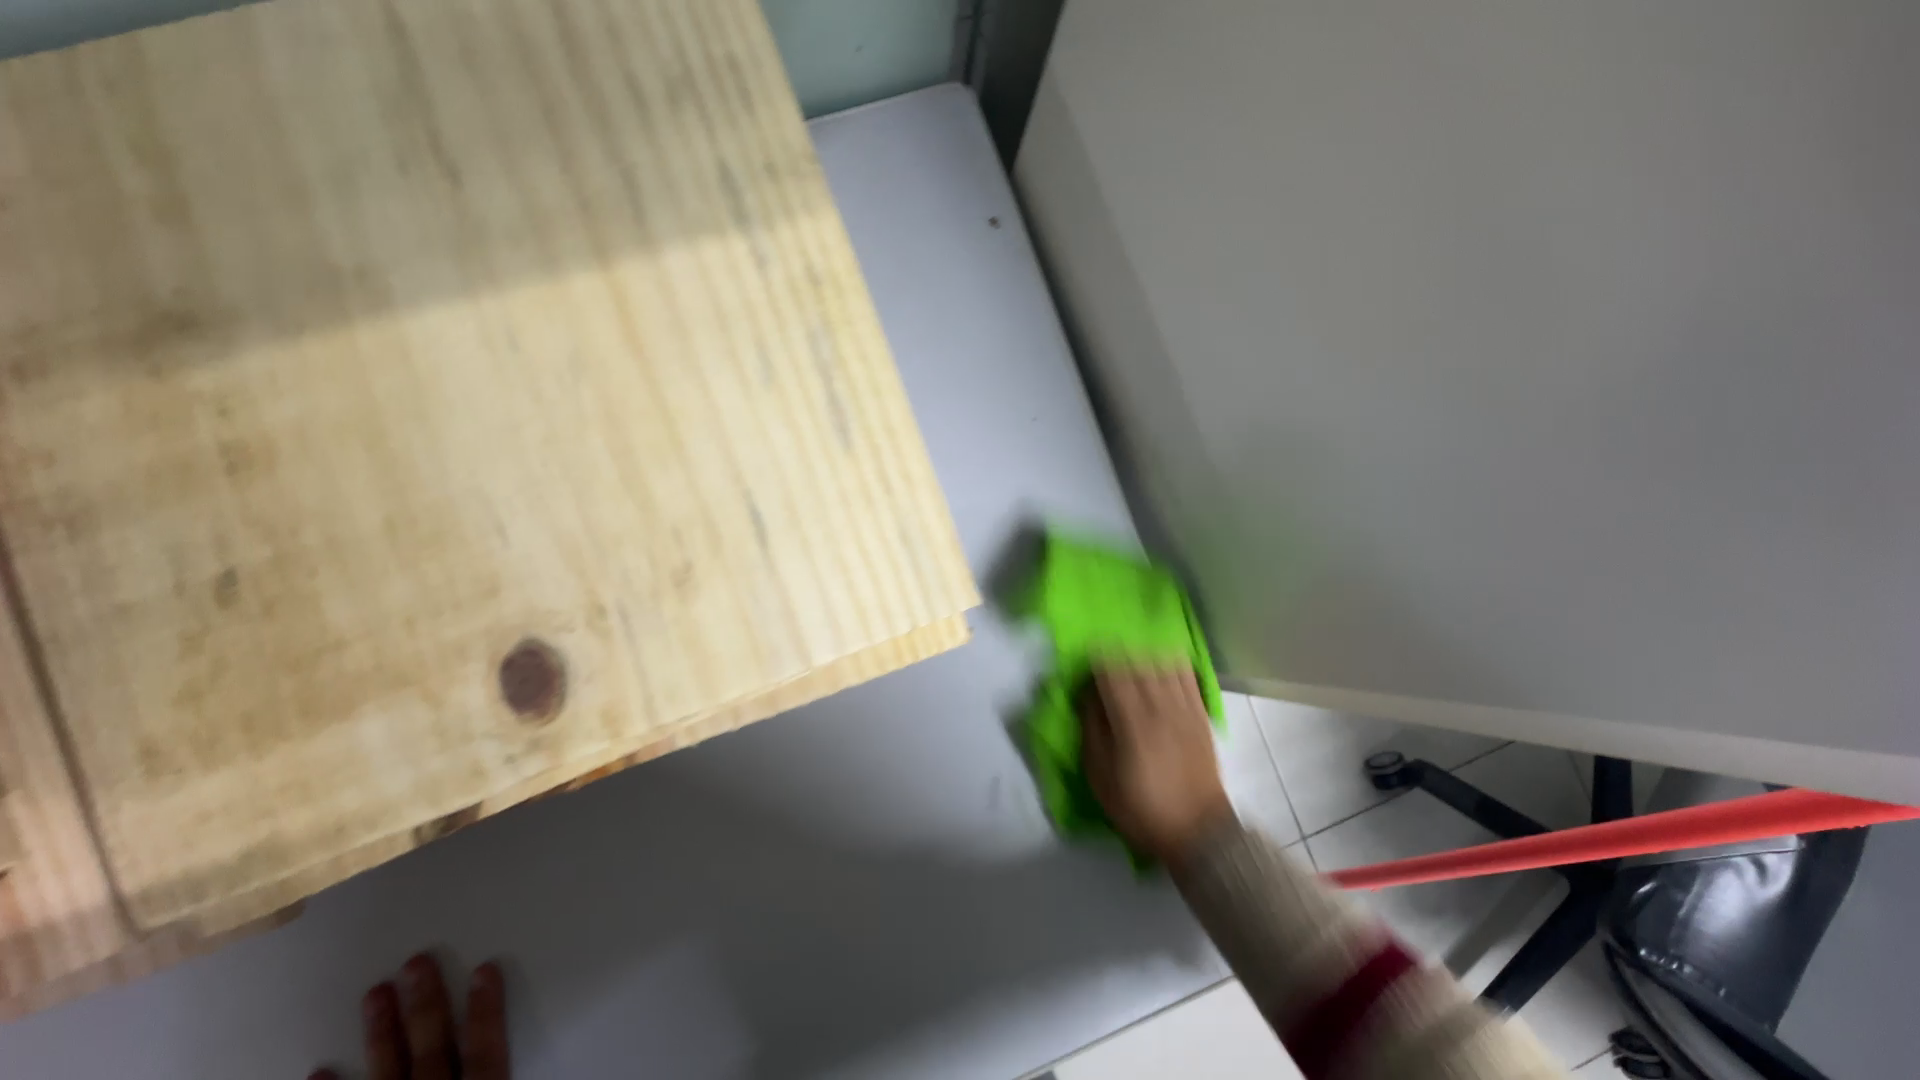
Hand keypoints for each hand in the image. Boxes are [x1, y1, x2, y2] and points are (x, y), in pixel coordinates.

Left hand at [309, 954, 508, 1079]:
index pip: (485, 1051)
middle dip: (426, 1004)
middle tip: (416, 962)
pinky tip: (319, 1071)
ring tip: (375, 993)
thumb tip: (530, 1055)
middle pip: (432, 1050)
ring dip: (382, 1033)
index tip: (484, 970)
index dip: (486, 1010)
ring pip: (388, 1071)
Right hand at [1081, 664, 1234, 864]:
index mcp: (1131, 723)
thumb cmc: (1141, 809)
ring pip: (1162, 663)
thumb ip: (1092, 732)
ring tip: (1131, 655)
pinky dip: (1172, 660)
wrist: (1198, 830)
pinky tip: (1162, 657)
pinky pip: (1187, 675)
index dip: (1096, 661)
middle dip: (1117, 652)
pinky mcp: (1202, 713)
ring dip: (1143, 653)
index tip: (1085, 659)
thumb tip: (1089, 699)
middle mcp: (1159, 707)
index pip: (1111, 673)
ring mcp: (1184, 708)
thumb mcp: (1100, 778)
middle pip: (1136, 661)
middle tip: (1104, 655)